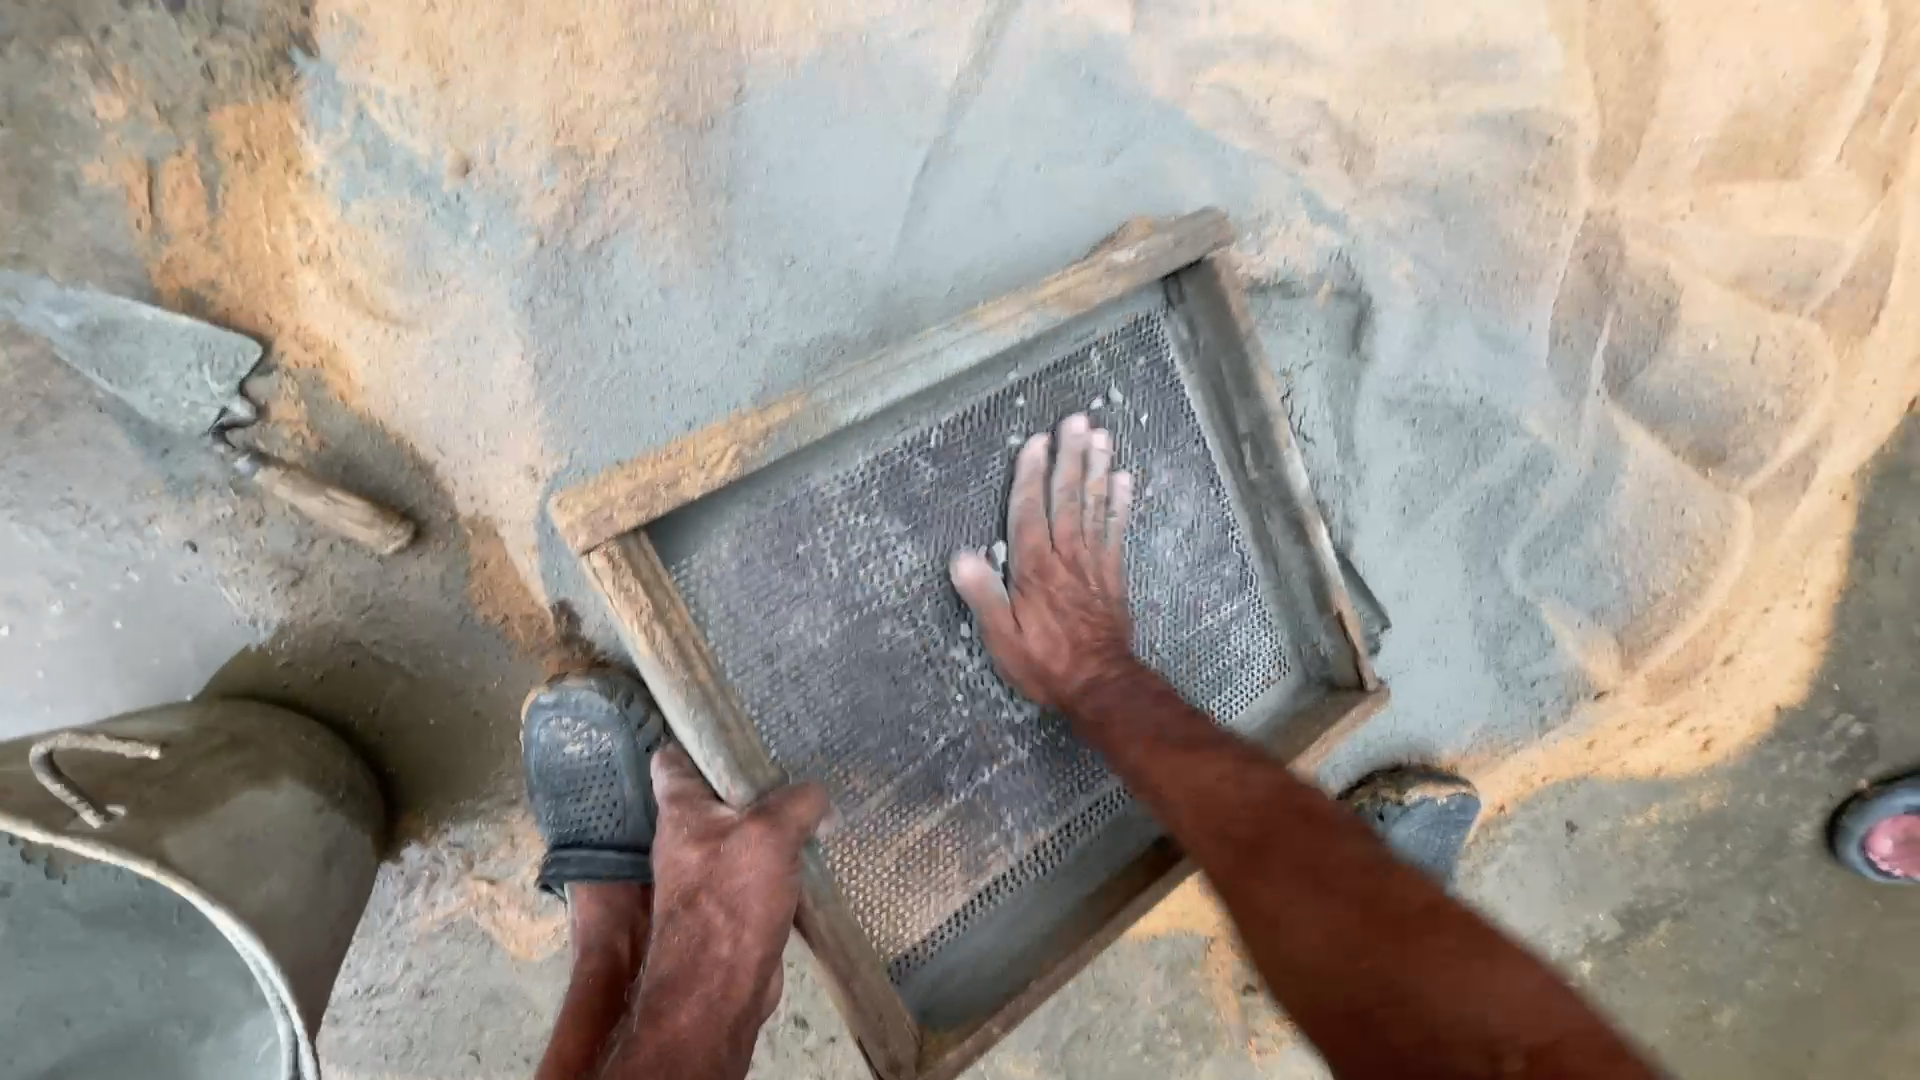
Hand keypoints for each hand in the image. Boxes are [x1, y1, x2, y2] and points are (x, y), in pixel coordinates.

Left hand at [639, 744, 829, 1037]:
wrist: (720, 991)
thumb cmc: (730, 901)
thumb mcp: (770, 833)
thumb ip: (799, 801)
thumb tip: (820, 798)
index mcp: (681, 811)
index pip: (674, 759)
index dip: (697, 736)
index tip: (733, 721)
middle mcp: (690, 837)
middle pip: (719, 792)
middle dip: (753, 774)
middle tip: (794, 752)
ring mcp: (711, 871)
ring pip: (746, 827)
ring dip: (775, 815)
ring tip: (814, 791)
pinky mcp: (735, 901)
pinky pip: (763, 862)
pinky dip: (786, 852)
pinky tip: (817, 841)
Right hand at [950, 413, 1137, 708]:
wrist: (1101, 686)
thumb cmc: (1045, 665)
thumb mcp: (1002, 639)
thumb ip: (983, 596)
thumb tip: (961, 556)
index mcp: (1035, 569)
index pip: (1029, 510)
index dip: (1031, 474)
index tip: (1036, 440)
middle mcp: (1066, 557)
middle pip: (1067, 497)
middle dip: (1070, 457)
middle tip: (1076, 420)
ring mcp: (1094, 563)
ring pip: (1094, 507)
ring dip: (1097, 469)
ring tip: (1101, 436)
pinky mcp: (1113, 575)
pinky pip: (1117, 531)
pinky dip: (1120, 503)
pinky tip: (1124, 479)